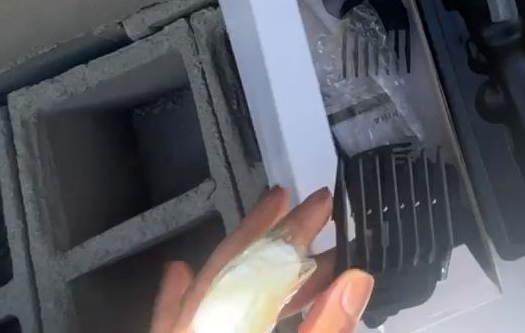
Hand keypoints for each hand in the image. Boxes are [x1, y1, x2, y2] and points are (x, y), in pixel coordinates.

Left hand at [148, 186, 374, 332]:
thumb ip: (323, 330)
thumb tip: (356, 280)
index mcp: (222, 327)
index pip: (261, 272)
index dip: (294, 233)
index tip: (323, 204)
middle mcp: (192, 329)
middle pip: (229, 272)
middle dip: (271, 235)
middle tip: (308, 206)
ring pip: (203, 293)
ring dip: (241, 259)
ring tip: (276, 234)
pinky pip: (168, 322)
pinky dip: (177, 296)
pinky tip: (180, 270)